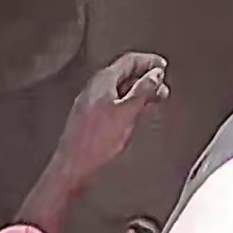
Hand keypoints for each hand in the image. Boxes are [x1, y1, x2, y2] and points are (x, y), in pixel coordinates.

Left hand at [50, 53, 168, 187]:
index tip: (162, 67)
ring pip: (120, 91)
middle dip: (146, 80)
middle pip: (125, 75)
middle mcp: (94, 89)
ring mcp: (90, 105)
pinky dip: (129, 105)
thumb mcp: (127, 112)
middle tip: (160, 86)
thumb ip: (144, 90)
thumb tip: (155, 75)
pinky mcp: (88, 121)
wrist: (71, 172)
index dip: (149, 61)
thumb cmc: (94, 144)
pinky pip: (113, 104)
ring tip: (153, 101)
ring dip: (139, 93)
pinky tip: (135, 116)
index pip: (130, 60)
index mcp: (103, 81)